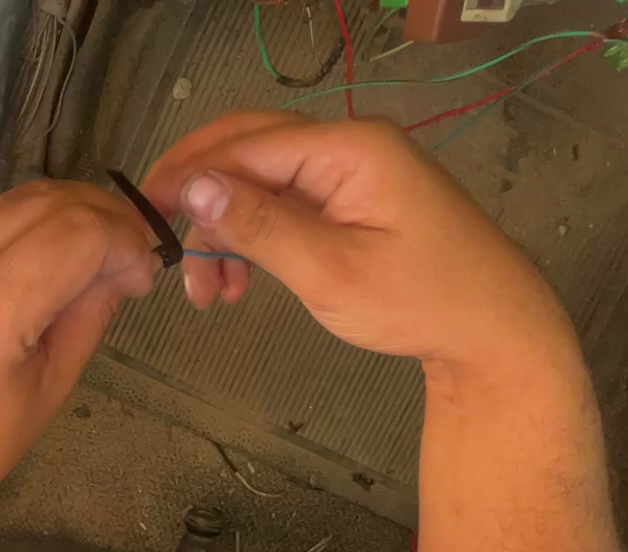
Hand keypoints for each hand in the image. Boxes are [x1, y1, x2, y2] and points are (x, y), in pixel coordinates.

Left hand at [0, 180, 157, 532]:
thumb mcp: (47, 392)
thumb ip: (88, 316)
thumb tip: (121, 264)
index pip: (81, 233)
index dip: (126, 240)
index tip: (137, 268)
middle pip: (39, 201)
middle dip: (93, 218)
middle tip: (108, 252)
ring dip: (25, 220)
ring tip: (32, 265)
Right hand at [141, 111, 577, 365]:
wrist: (484, 329)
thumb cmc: (414, 301)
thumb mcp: (328, 269)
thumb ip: (259, 225)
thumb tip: (194, 186)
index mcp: (346, 149)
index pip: (246, 147)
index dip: (188, 176)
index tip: (142, 214)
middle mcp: (342, 149)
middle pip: (246, 151)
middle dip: (198, 197)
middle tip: (156, 238)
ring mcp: (343, 177)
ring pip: (257, 188)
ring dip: (222, 234)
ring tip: (206, 295)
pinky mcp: (342, 205)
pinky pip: (279, 211)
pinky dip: (249, 244)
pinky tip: (235, 286)